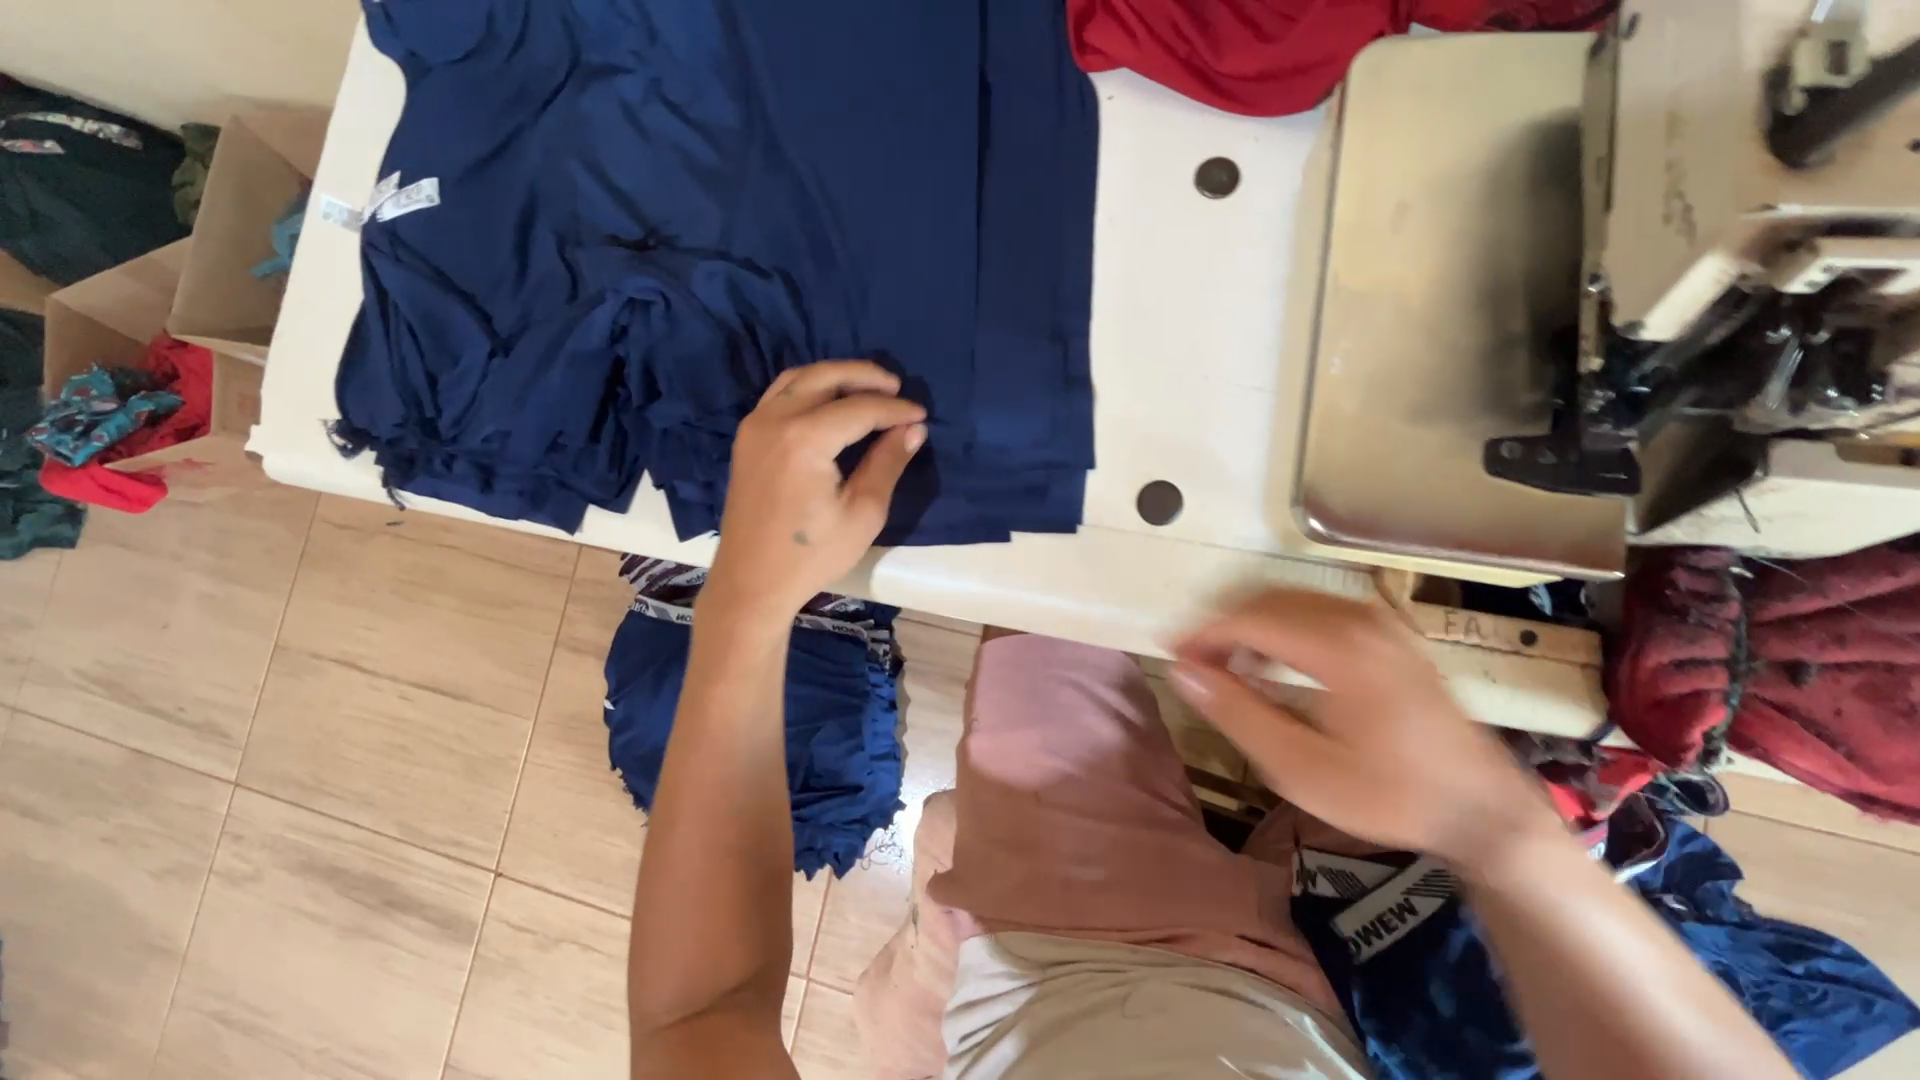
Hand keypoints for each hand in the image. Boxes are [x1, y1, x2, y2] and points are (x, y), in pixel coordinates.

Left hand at [702, 361, 926, 622]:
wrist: (752, 581)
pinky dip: (810, 388)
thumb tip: (914, 430)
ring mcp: (755, 426)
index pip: (860, 408)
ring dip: (836, 376)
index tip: (921, 416)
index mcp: (805, 440)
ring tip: (869, 389)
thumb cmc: (811, 556)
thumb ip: (887, 463)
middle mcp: (775, 420)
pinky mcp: (747, 437)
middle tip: (898, 387)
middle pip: (825, 377)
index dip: (895, 409)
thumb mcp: (862, 513)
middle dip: (865, 377)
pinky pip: (780, 394)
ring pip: (799, 378)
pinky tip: (832, 402)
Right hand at [1168, 588, 1556, 872]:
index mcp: (1339, 647)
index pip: (1248, 616)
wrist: (1484, 809)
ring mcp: (1381, 622)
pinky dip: (1283, 625)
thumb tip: (1184, 672)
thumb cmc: (1390, 795)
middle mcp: (1360, 619)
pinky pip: (1320, 609)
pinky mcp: (1391, 634)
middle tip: (1193, 661)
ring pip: (1293, 599)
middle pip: (1268, 598)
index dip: (1203, 632)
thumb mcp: (1301, 768)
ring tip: (1225, 663)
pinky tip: (1273, 661)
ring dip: (1250, 623)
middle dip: (1222, 623)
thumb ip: (1238, 714)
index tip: (1172, 656)